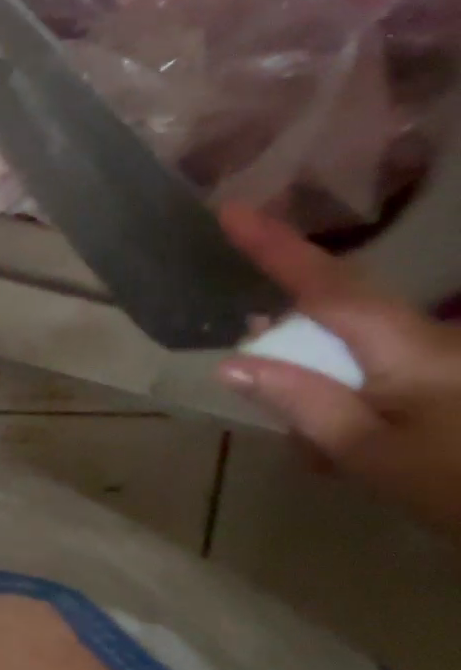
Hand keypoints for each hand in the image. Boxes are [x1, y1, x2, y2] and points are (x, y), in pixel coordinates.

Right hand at [214, 204, 460, 534]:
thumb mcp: (371, 455)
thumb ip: (301, 404)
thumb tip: (231, 364)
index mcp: (410, 350)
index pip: (328, 287)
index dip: (277, 249)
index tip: (231, 210)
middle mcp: (434, 342)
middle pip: (338, 322)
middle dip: (293, 354)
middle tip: (286, 414)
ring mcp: (450, 362)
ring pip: (357, 355)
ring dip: (324, 393)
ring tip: (325, 458)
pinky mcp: (455, 384)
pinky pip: (385, 376)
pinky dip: (354, 407)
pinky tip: (354, 456)